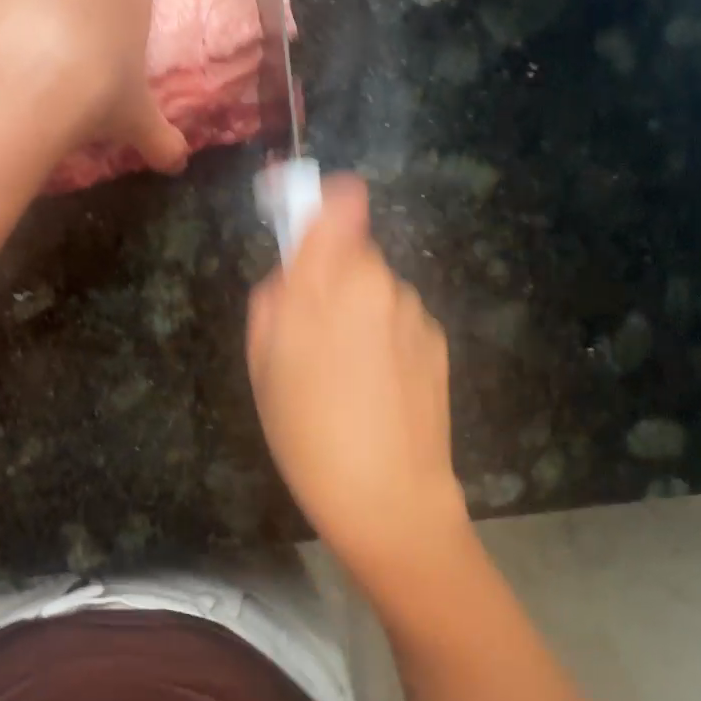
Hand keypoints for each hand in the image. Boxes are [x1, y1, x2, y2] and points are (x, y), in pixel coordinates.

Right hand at [246, 175, 469, 578]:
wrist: (386, 497)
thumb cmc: (305, 433)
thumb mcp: (262, 366)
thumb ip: (272, 301)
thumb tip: (290, 273)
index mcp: (329, 284)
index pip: (341, 203)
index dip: (319, 204)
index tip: (298, 227)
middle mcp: (379, 285)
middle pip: (351, 251)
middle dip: (327, 277)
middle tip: (305, 335)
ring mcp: (414, 313)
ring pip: (374, 288)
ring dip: (354, 311)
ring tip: (339, 374)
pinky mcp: (438, 341)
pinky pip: (396, 319)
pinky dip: (381, 338)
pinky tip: (373, 388)